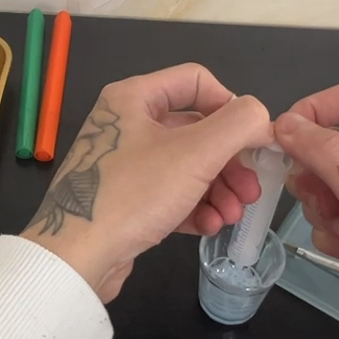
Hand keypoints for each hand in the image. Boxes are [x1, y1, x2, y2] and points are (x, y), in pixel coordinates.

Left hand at [23, 64, 274, 301]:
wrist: (77, 256)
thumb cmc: (135, 193)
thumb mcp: (196, 153)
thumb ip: (238, 124)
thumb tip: (261, 117)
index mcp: (133, 98)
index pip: (196, 81)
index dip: (231, 106)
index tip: (253, 140)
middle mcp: (125, 124)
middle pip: (196, 130)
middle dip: (230, 162)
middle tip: (252, 191)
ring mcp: (123, 164)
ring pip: (186, 166)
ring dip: (218, 190)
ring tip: (233, 216)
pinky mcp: (124, 200)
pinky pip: (169, 195)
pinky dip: (194, 208)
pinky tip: (210, 227)